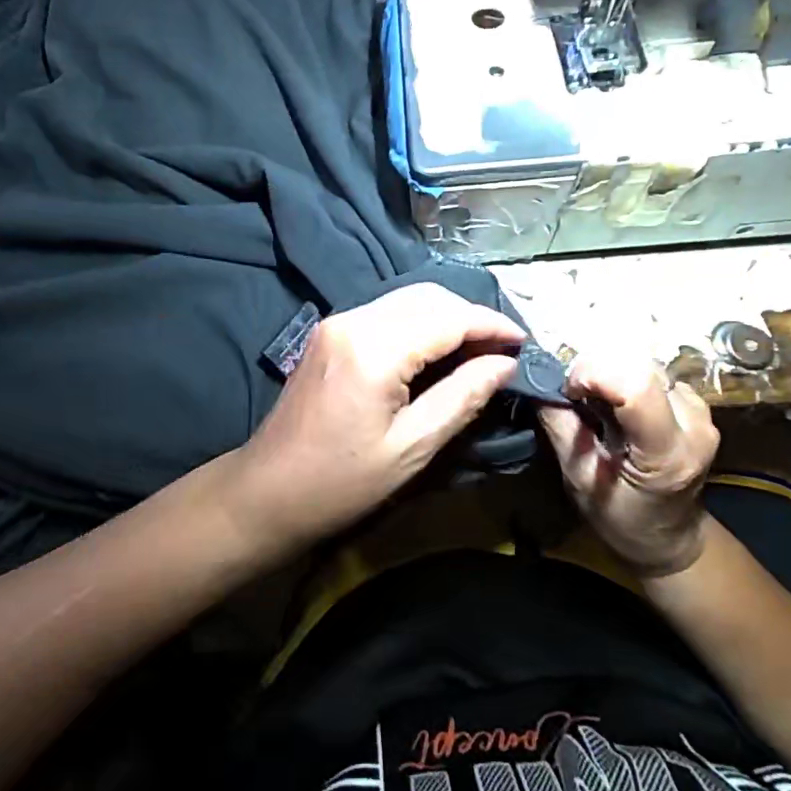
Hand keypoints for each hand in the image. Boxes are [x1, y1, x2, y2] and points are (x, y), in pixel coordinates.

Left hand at [226, 283, 524, 550]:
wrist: (265, 493)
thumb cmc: (341, 483)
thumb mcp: (411, 448)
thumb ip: (462, 397)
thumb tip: (506, 365)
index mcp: (374, 349)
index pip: (449, 318)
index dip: (492, 326)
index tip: (525, 342)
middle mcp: (354, 321)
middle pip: (429, 297)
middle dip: (472, 316)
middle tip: (504, 349)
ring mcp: (338, 322)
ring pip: (409, 299)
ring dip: (448, 317)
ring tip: (479, 350)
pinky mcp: (331, 332)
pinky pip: (388, 312)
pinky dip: (421, 323)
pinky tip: (439, 349)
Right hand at [540, 358, 718, 576]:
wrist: (668, 535)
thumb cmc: (620, 517)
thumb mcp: (578, 478)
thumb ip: (560, 424)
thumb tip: (537, 376)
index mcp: (667, 454)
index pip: (637, 387)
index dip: (595, 374)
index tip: (569, 389)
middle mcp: (694, 425)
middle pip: (640, 368)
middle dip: (599, 371)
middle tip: (577, 396)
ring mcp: (701, 411)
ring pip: (645, 364)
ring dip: (612, 374)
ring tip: (597, 404)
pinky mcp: (696, 402)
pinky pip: (654, 372)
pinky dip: (626, 379)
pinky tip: (617, 405)